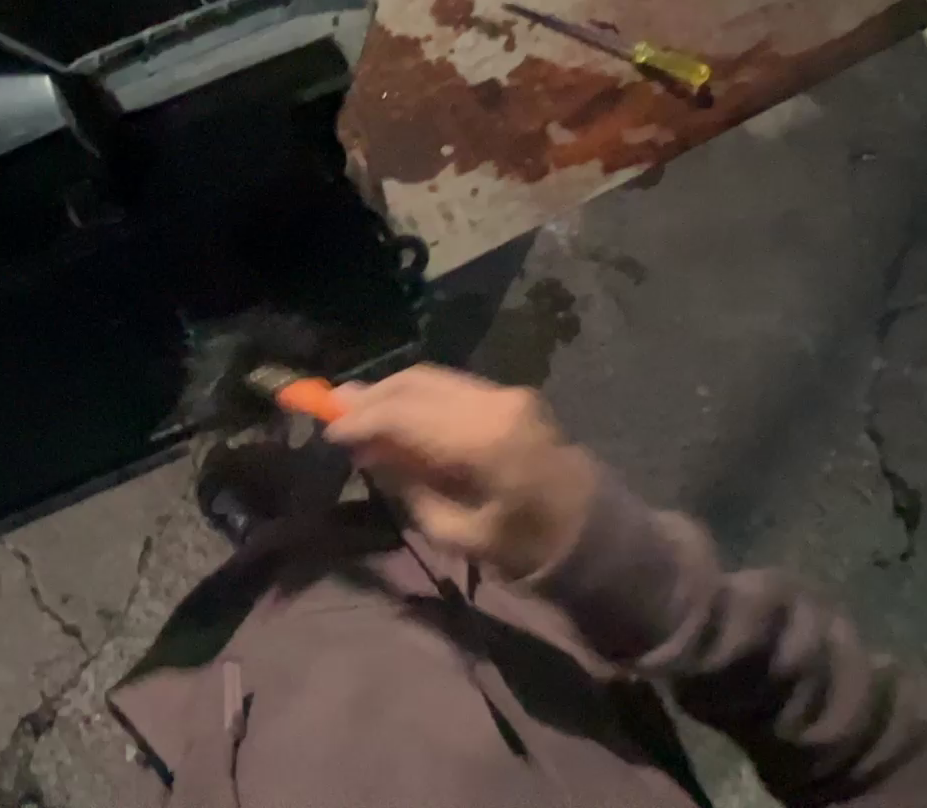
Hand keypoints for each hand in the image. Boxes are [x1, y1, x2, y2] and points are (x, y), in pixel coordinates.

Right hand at [327, 365, 598, 577]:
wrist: (597, 536)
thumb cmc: (527, 550)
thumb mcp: (458, 533)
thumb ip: (410, 485)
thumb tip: (370, 452)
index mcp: (483, 442)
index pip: (403, 415)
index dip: (359, 420)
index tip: (328, 430)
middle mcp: (493, 404)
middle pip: (414, 384)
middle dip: (369, 396)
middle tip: (332, 409)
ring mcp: (505, 394)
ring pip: (430, 378)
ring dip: (390, 391)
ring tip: (357, 407)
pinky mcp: (509, 396)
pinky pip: (450, 386)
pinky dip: (416, 395)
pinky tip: (397, 411)